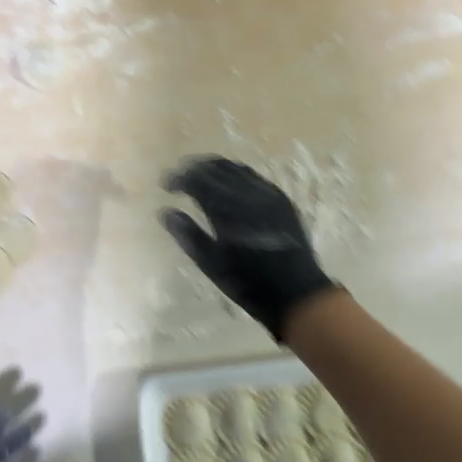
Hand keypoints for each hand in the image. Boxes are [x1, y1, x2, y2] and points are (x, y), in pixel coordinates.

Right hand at [160, 155, 337, 339]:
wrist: (296, 293)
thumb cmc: (248, 283)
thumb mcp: (211, 264)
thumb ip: (188, 234)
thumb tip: (165, 212)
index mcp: (228, 210)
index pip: (197, 180)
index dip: (178, 178)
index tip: (164, 185)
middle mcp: (248, 194)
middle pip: (216, 168)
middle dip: (194, 168)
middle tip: (179, 176)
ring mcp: (268, 194)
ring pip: (237, 169)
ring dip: (215, 168)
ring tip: (200, 177)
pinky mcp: (282, 200)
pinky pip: (254, 177)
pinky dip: (235, 175)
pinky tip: (229, 186)